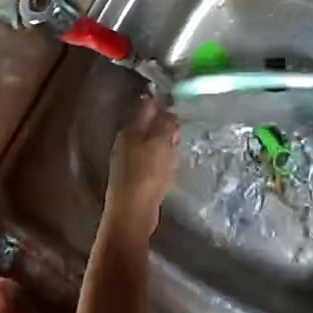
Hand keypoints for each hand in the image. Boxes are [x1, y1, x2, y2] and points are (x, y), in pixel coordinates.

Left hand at [105, 95, 178, 237]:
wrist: (131, 214)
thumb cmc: (146, 174)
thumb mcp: (159, 144)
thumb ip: (165, 124)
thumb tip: (170, 110)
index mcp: (130, 131)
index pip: (147, 106)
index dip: (163, 101)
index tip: (181, 99)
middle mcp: (127, 142)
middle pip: (149, 124)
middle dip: (167, 121)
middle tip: (185, 122)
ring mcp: (130, 160)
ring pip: (152, 141)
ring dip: (167, 140)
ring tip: (182, 141)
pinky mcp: (136, 176)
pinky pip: (153, 158)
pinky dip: (164, 156)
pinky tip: (173, 162)